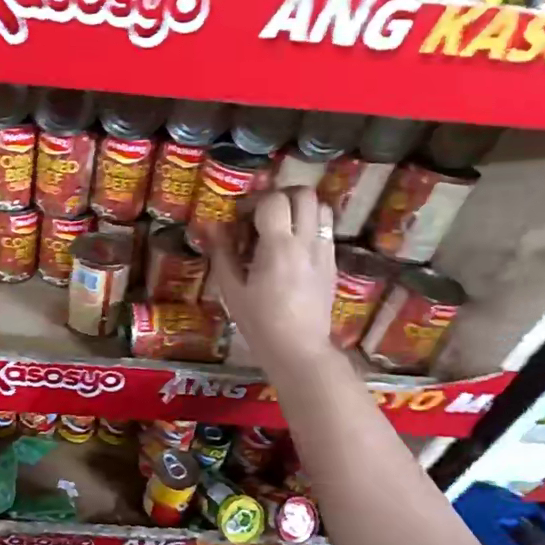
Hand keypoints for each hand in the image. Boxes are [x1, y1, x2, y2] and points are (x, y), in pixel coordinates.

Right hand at [209, 188, 343, 378]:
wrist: (299, 350)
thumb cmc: (260, 323)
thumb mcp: (232, 290)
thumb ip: (222, 254)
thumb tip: (211, 226)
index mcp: (279, 247)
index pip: (273, 200)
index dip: (255, 201)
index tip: (242, 217)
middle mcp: (306, 242)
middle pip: (304, 194)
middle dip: (282, 195)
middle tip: (265, 213)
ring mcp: (324, 251)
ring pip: (321, 207)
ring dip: (301, 208)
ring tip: (283, 225)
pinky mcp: (333, 263)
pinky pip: (326, 230)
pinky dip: (311, 226)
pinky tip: (295, 247)